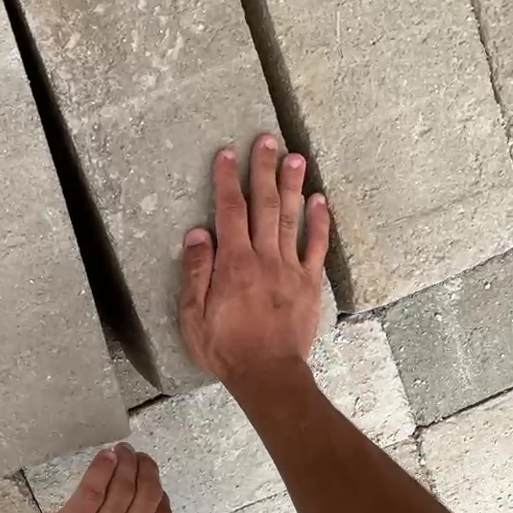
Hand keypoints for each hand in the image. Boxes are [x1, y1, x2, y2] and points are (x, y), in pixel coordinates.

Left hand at [1, 444, 171, 512]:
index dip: (161, 496)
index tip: (154, 483)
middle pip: (146, 498)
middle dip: (147, 471)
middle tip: (140, 457)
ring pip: (121, 490)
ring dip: (126, 464)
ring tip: (124, 451)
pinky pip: (89, 492)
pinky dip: (101, 469)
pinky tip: (106, 457)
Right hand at [178, 134, 330, 395]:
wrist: (268, 374)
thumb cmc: (225, 348)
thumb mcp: (193, 316)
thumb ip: (196, 273)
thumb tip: (197, 234)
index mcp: (233, 265)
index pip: (229, 212)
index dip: (227, 181)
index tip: (227, 154)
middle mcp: (264, 259)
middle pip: (264, 205)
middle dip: (263, 170)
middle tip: (267, 139)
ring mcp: (290, 269)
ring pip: (292, 219)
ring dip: (292, 186)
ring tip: (295, 156)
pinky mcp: (309, 284)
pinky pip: (316, 247)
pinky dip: (318, 222)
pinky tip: (319, 200)